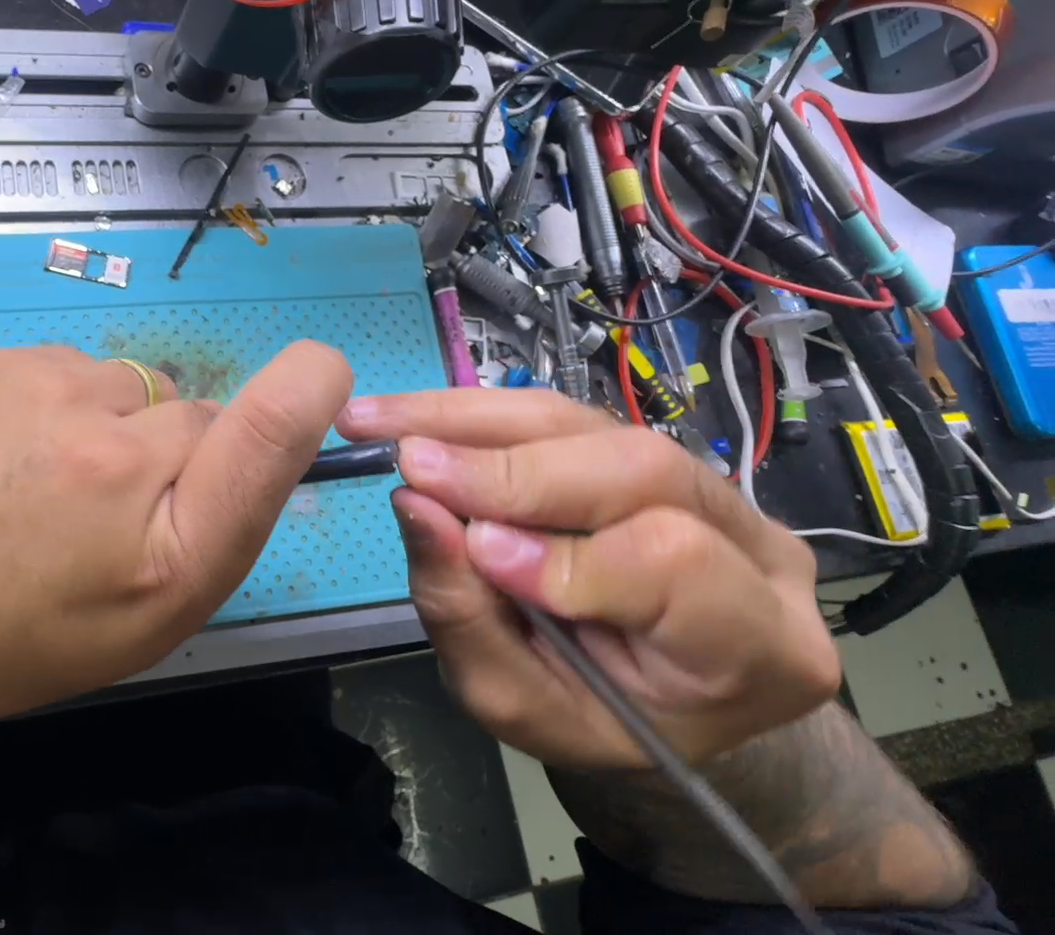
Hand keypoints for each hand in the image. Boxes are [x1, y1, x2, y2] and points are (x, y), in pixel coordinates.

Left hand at [0, 340, 352, 732]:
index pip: (262, 429)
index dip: (305, 395)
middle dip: (171, 460)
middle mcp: (108, 439)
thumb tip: (262, 445)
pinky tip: (6, 463)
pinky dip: (59, 411)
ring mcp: (47, 385)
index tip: (321, 377)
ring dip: (109, 432)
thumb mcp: (137, 625)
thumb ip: (218, 531)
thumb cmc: (3, 636)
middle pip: (194, 416)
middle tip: (103, 519)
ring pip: (129, 394)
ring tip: (41, 494)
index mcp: (152, 528)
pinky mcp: (3, 361)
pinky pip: (71, 379)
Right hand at [336, 388, 838, 767]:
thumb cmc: (589, 718)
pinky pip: (564, 417)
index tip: (475, 549)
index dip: (566, 553)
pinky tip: (415, 420)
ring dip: (471, 418)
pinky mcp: (651, 453)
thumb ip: (465, 614)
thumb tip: (415, 505)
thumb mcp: (518, 701)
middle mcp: (756, 549)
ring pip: (591, 424)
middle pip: (637, 468)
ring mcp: (711, 490)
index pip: (672, 565)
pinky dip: (477, 416)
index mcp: (753, 646)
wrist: (645, 698)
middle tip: (407, 461)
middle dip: (507, 466)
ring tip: (379, 419)